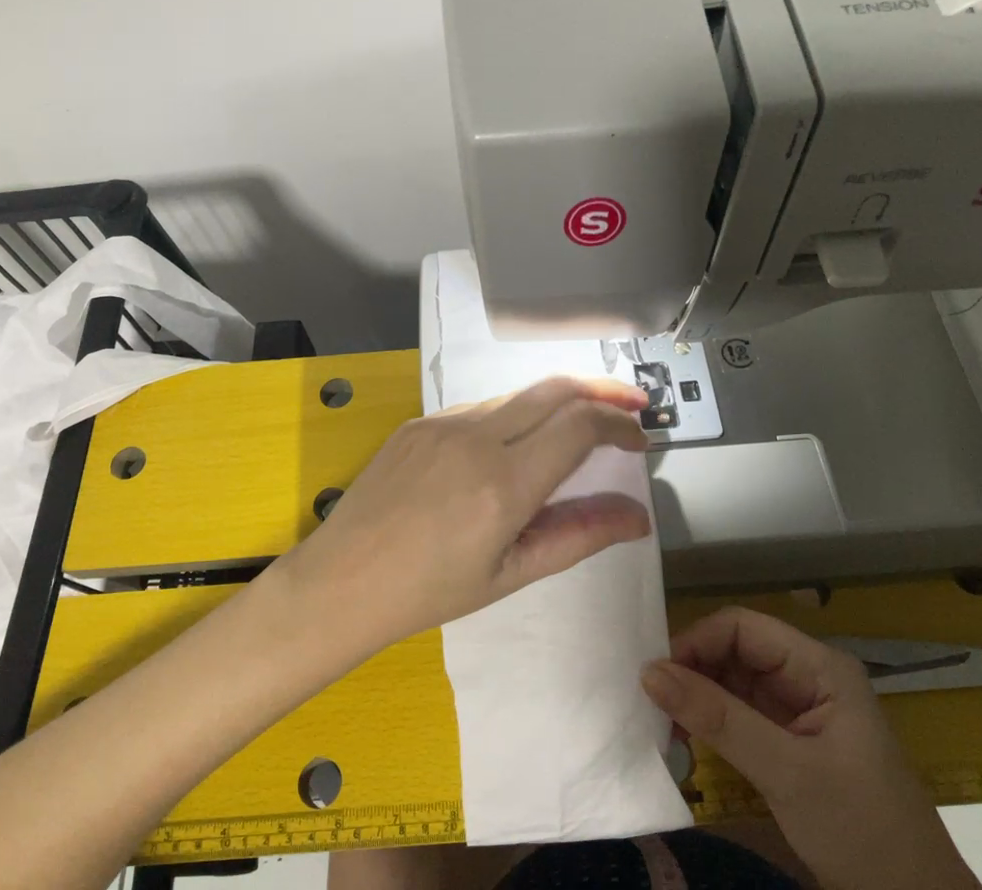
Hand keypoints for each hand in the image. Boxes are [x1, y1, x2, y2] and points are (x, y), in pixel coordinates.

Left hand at [271, 375, 652, 647]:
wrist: (342, 581)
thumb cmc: (429, 592)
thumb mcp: (511, 573)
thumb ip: (578, 536)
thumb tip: (637, 516)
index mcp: (504, 483)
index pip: (581, 424)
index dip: (619, 423)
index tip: (639, 440)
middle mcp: (476, 438)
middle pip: (555, 388)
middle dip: (603, 389)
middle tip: (633, 405)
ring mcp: (442, 424)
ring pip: (517, 394)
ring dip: (557, 401)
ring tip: (579, 426)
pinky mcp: (418, 423)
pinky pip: (480, 406)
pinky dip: (514, 414)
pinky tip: (515, 443)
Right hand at [641, 608, 980, 889]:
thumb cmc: (860, 828)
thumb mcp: (787, 772)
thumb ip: (719, 719)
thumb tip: (649, 673)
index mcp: (820, 667)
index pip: (744, 628)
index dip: (697, 642)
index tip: (654, 676)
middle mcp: (807, 679)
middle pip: (734, 652)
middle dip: (691, 670)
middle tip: (648, 703)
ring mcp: (797, 713)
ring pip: (731, 684)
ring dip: (694, 698)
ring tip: (658, 723)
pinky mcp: (787, 746)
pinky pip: (736, 717)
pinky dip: (707, 724)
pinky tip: (682, 741)